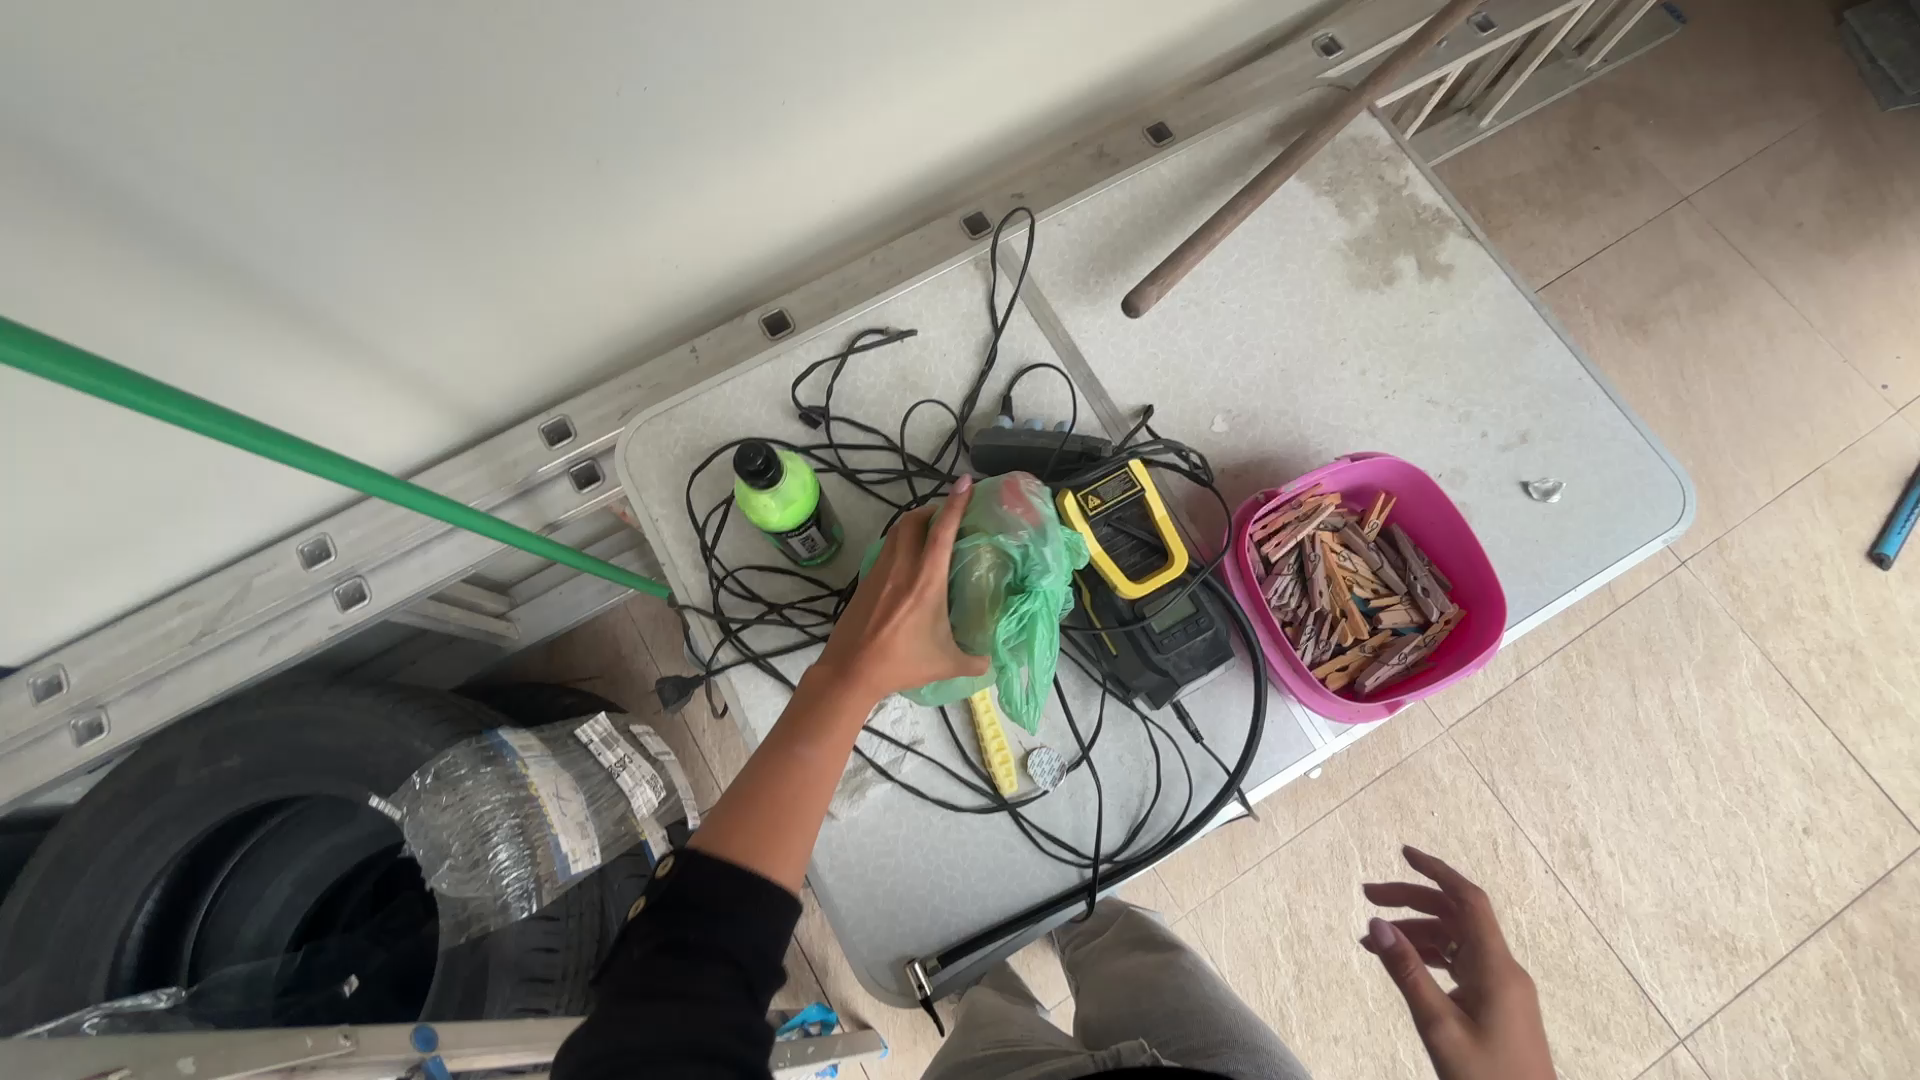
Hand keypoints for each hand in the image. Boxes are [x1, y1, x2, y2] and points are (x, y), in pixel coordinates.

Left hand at [812, 475, 990, 705]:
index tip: (967, 483)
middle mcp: (902, 567)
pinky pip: (887, 548)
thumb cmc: (901, 663)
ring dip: (915, 522)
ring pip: (897, 530)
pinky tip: (910, 560)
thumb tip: (992, 658)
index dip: (956, 503)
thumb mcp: (947, 664)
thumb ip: (975, 660)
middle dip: (934, 508)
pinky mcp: (866, 580)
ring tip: (932, 531)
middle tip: (950, 514)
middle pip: (914, 519)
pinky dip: (901, 541)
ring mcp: (880, 571)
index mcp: (926, 580)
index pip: (943, 530)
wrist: (851, 670)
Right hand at [1362, 846, 1553, 1079]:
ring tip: (1372, 939)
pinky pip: (1460, 962)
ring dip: (1415, 930)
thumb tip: (1375, 922)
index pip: (1468, 900)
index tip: (1403, 853)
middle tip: (1368, 897)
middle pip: (1456, 915)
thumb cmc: (1485, 1078)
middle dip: (1412, 900)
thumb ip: (1406, 970)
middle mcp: (1503, 969)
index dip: (1436, 871)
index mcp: (1495, 968)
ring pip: (1456, 939)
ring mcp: (1502, 988)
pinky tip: (1402, 963)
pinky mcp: (1497, 1005)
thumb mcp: (1438, 1025)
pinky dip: (1428, 954)